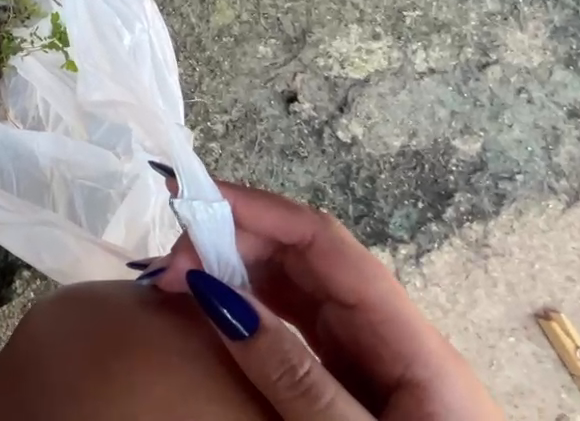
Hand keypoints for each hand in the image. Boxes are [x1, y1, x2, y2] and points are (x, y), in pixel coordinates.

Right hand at [149, 182, 501, 420]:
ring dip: (230, 267)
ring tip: (174, 280)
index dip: (253, 207)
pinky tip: (209, 308)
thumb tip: (212, 292)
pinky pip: (294, 320)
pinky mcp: (356, 379)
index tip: (183, 201)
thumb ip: (294, 377)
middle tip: (166, 268)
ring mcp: (375, 358)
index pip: (324, 241)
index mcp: (413, 345)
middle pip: (303, 254)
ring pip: (295, 282)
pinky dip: (245, 301)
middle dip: (228, 239)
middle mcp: (393, 336)